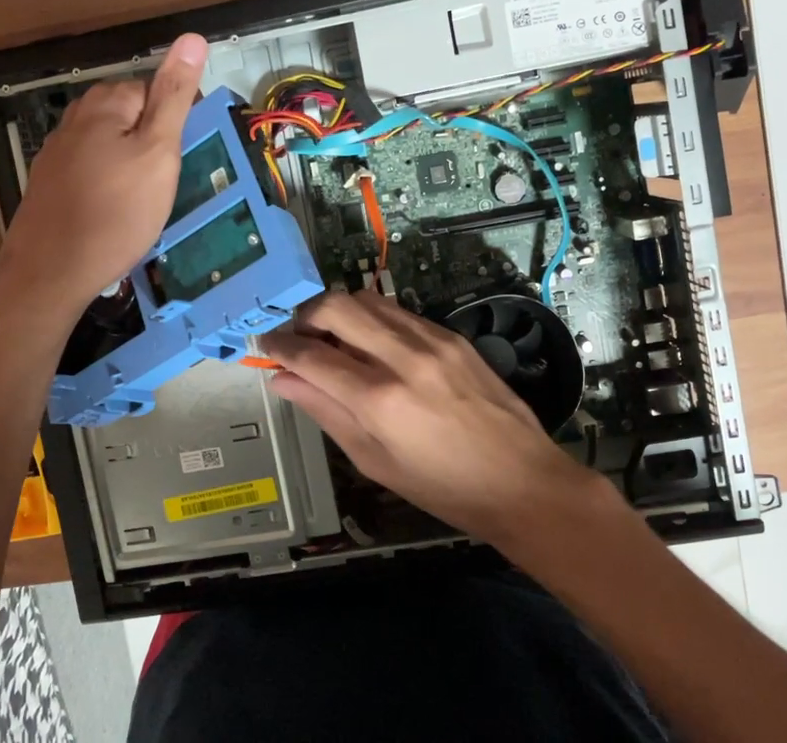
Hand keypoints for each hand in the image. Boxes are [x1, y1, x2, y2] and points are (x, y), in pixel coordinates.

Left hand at [0, 34, 207, 320]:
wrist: (50, 273)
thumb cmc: (116, 213)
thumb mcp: (159, 152)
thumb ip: (175, 96)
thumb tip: (192, 37)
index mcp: (104, 104)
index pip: (155, 91)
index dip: (175, 124)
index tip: (182, 160)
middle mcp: (74, 118)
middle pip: (128, 116)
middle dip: (150, 143)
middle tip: (163, 185)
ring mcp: (55, 152)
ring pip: (108, 145)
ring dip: (127, 166)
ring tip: (141, 202)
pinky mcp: (47, 184)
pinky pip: (88, 171)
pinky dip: (105, 186)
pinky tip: (111, 213)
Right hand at [259, 290, 602, 542]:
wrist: (522, 481)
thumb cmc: (443, 487)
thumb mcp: (374, 461)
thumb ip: (325, 412)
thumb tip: (282, 380)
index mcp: (379, 399)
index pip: (312, 355)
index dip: (279, 345)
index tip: (264, 343)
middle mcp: (403, 358)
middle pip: (336, 307)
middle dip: (304, 313)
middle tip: (295, 333)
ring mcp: (432, 340)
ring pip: (367, 299)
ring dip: (338, 309)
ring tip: (328, 334)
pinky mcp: (452, 336)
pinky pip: (399, 311)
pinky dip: (372, 317)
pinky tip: (370, 341)